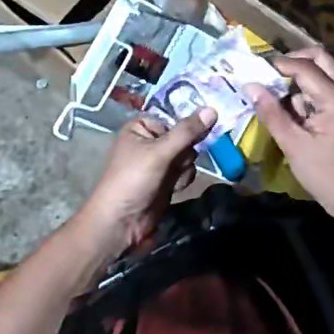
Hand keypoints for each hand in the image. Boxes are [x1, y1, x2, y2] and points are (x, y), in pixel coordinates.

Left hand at [78, 108, 213, 254]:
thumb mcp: (159, 152)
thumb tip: (212, 109)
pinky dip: (183, 179)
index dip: (188, 124)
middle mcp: (150, 140)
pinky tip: (175, 188)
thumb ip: (187, 132)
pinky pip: (185, 170)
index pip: (175, 116)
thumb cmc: (133, 181)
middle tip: (177, 161)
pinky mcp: (166, 179)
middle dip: (185, 151)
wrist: (121, 224)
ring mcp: (158, 161)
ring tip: (172, 178)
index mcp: (142, 127)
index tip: (208, 126)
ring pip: (188, 154)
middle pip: (184, 135)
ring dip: (184, 167)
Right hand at [245, 47, 333, 218]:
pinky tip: (291, 106)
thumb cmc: (324, 173)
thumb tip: (250, 86)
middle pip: (320, 56)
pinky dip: (307, 87)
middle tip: (270, 74)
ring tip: (276, 92)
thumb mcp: (293, 144)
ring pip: (323, 68)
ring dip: (300, 74)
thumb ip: (272, 113)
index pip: (305, 67)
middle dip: (293, 60)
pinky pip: (325, 84)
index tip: (255, 70)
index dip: (279, 65)